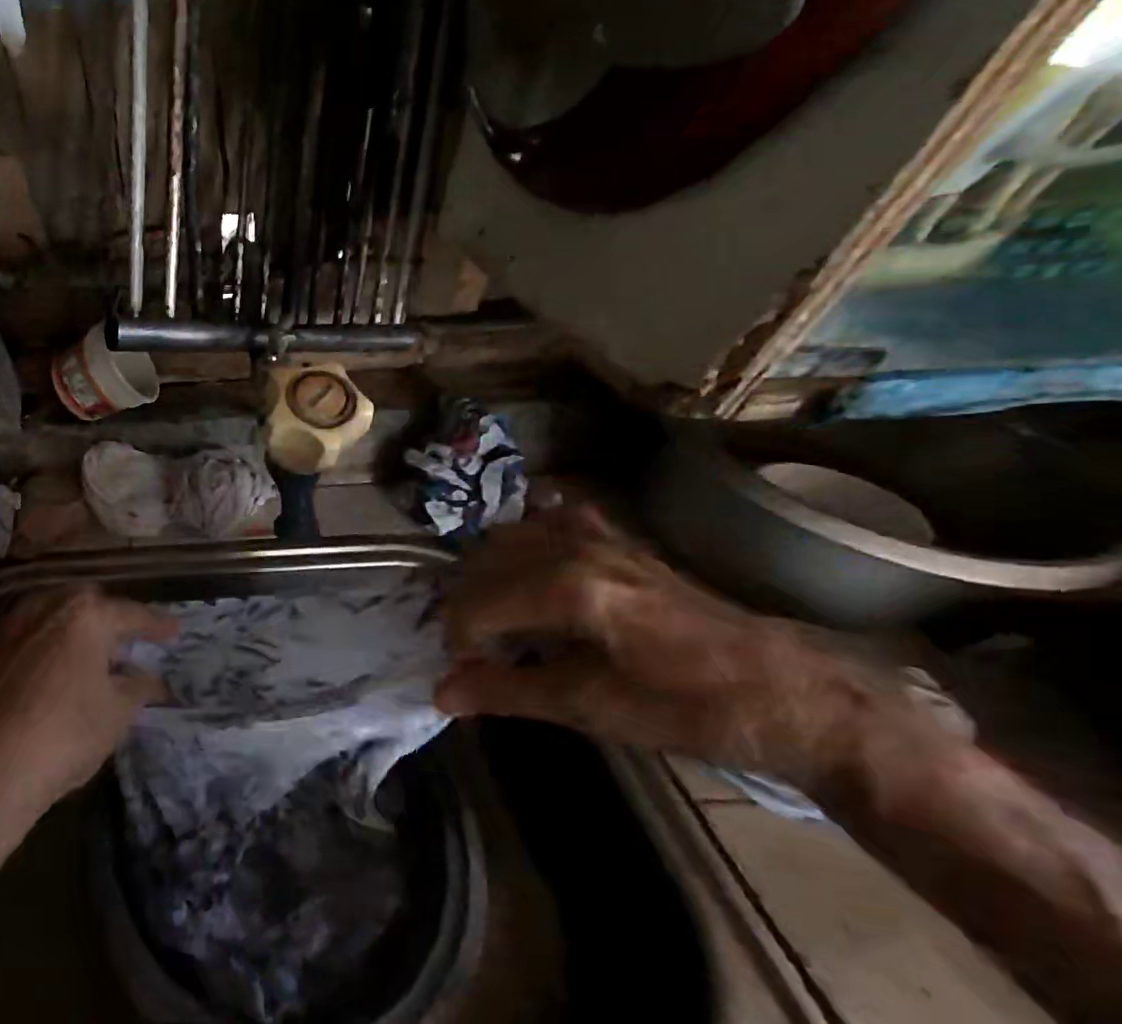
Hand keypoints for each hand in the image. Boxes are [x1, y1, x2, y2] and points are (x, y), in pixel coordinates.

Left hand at [0, 586, 176, 819]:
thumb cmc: (65, 733)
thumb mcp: (116, 713)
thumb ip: (139, 688)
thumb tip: (153, 681)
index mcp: (86, 613)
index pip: (132, 613)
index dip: (157, 625)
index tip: (176, 630)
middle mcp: (47, 606)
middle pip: (89, 603)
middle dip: (112, 618)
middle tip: (132, 641)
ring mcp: (13, 626)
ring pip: (56, 615)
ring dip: (79, 628)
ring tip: (97, 654)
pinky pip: (33, 634)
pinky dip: (53, 643)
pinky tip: (61, 668)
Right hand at [437, 506, 911, 787]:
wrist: (789, 693)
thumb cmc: (689, 709)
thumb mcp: (592, 709)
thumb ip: (507, 691)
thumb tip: (440, 693)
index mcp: (569, 589)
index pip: (475, 604)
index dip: (459, 642)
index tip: (467, 675)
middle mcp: (575, 547)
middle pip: (481, 566)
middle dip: (466, 610)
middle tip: (478, 654)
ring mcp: (598, 535)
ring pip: (506, 538)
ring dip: (487, 576)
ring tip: (498, 621)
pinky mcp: (618, 538)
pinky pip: (548, 520)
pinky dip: (524, 541)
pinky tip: (528, 569)